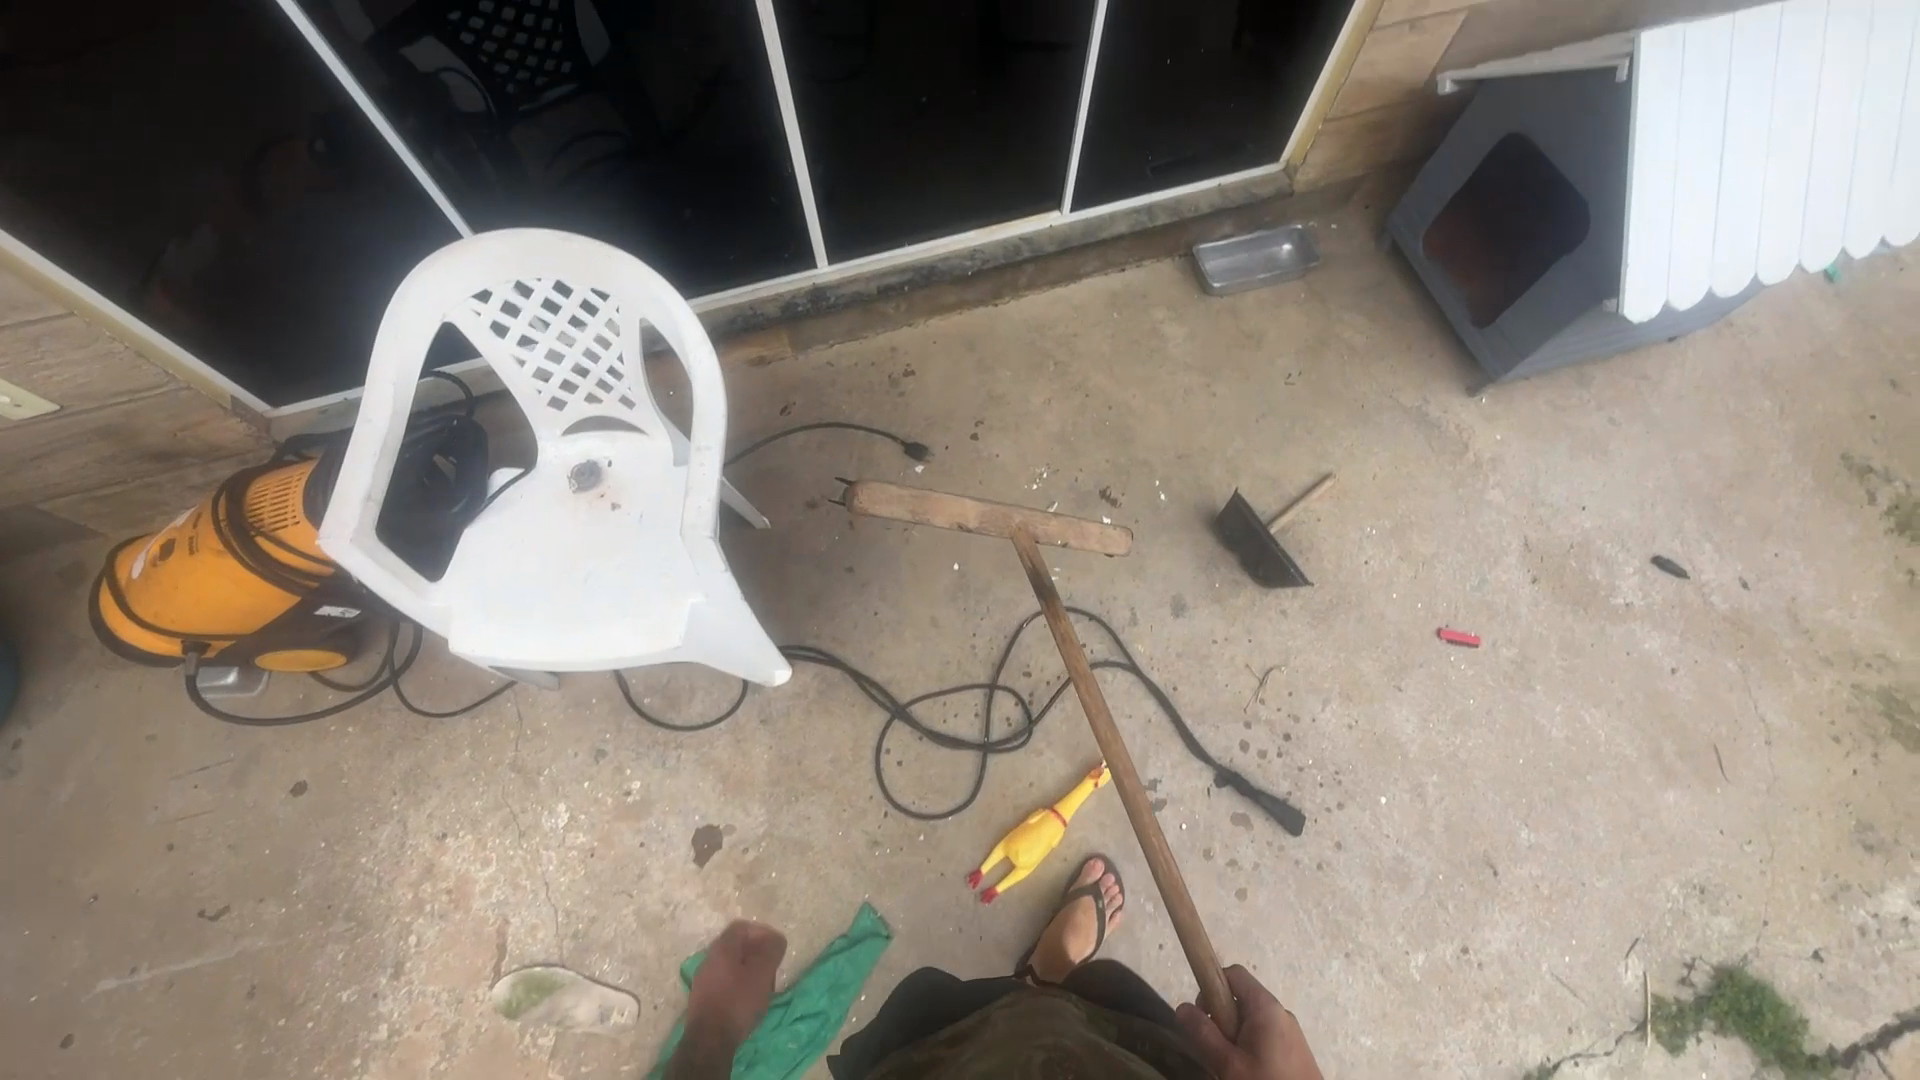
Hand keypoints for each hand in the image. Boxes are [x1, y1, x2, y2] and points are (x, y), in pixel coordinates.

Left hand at [686, 921, 787, 1048]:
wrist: (708, 1041)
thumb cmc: (738, 1001)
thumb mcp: (763, 972)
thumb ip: (771, 950)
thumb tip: (775, 939)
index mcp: (722, 947)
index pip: (742, 927)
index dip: (761, 932)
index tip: (775, 946)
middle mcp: (709, 959)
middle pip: (736, 946)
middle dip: (756, 953)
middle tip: (771, 966)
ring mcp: (703, 981)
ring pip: (730, 966)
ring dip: (748, 971)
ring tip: (763, 986)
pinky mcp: (702, 1000)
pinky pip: (724, 983)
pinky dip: (738, 986)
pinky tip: (747, 1001)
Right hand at [1175, 965, 1322, 1079]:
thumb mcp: (1229, 1064)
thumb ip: (1203, 1034)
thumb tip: (1181, 1007)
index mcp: (1265, 1006)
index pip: (1232, 973)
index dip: (1211, 987)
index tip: (1204, 1016)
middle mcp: (1280, 1012)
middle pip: (1239, 999)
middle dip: (1221, 1019)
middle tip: (1216, 1050)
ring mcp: (1290, 1033)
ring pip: (1250, 1022)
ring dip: (1234, 1038)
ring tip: (1232, 1068)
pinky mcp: (1295, 1052)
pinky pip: (1264, 1038)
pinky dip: (1250, 1049)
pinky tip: (1248, 1074)